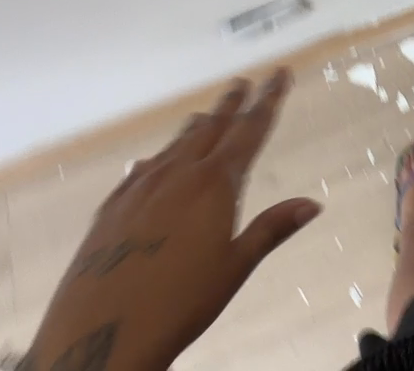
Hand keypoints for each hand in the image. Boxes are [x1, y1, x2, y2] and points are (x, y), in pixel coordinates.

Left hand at [20, 71, 319, 370]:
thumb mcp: (235, 267)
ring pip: (174, 145)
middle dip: (230, 104)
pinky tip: (151, 161)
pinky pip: (140, 171)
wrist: (99, 340)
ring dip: (195, 127)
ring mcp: (139, 190)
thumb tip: (314, 203)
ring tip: (206, 114)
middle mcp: (178, 175)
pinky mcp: (110, 211)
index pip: (249, 130)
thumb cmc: (180, 303)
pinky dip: (156, 159)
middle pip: (210, 128)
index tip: (279, 74)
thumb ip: (272, 228)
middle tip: (243, 82)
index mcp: (214, 184)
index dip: (268, 100)